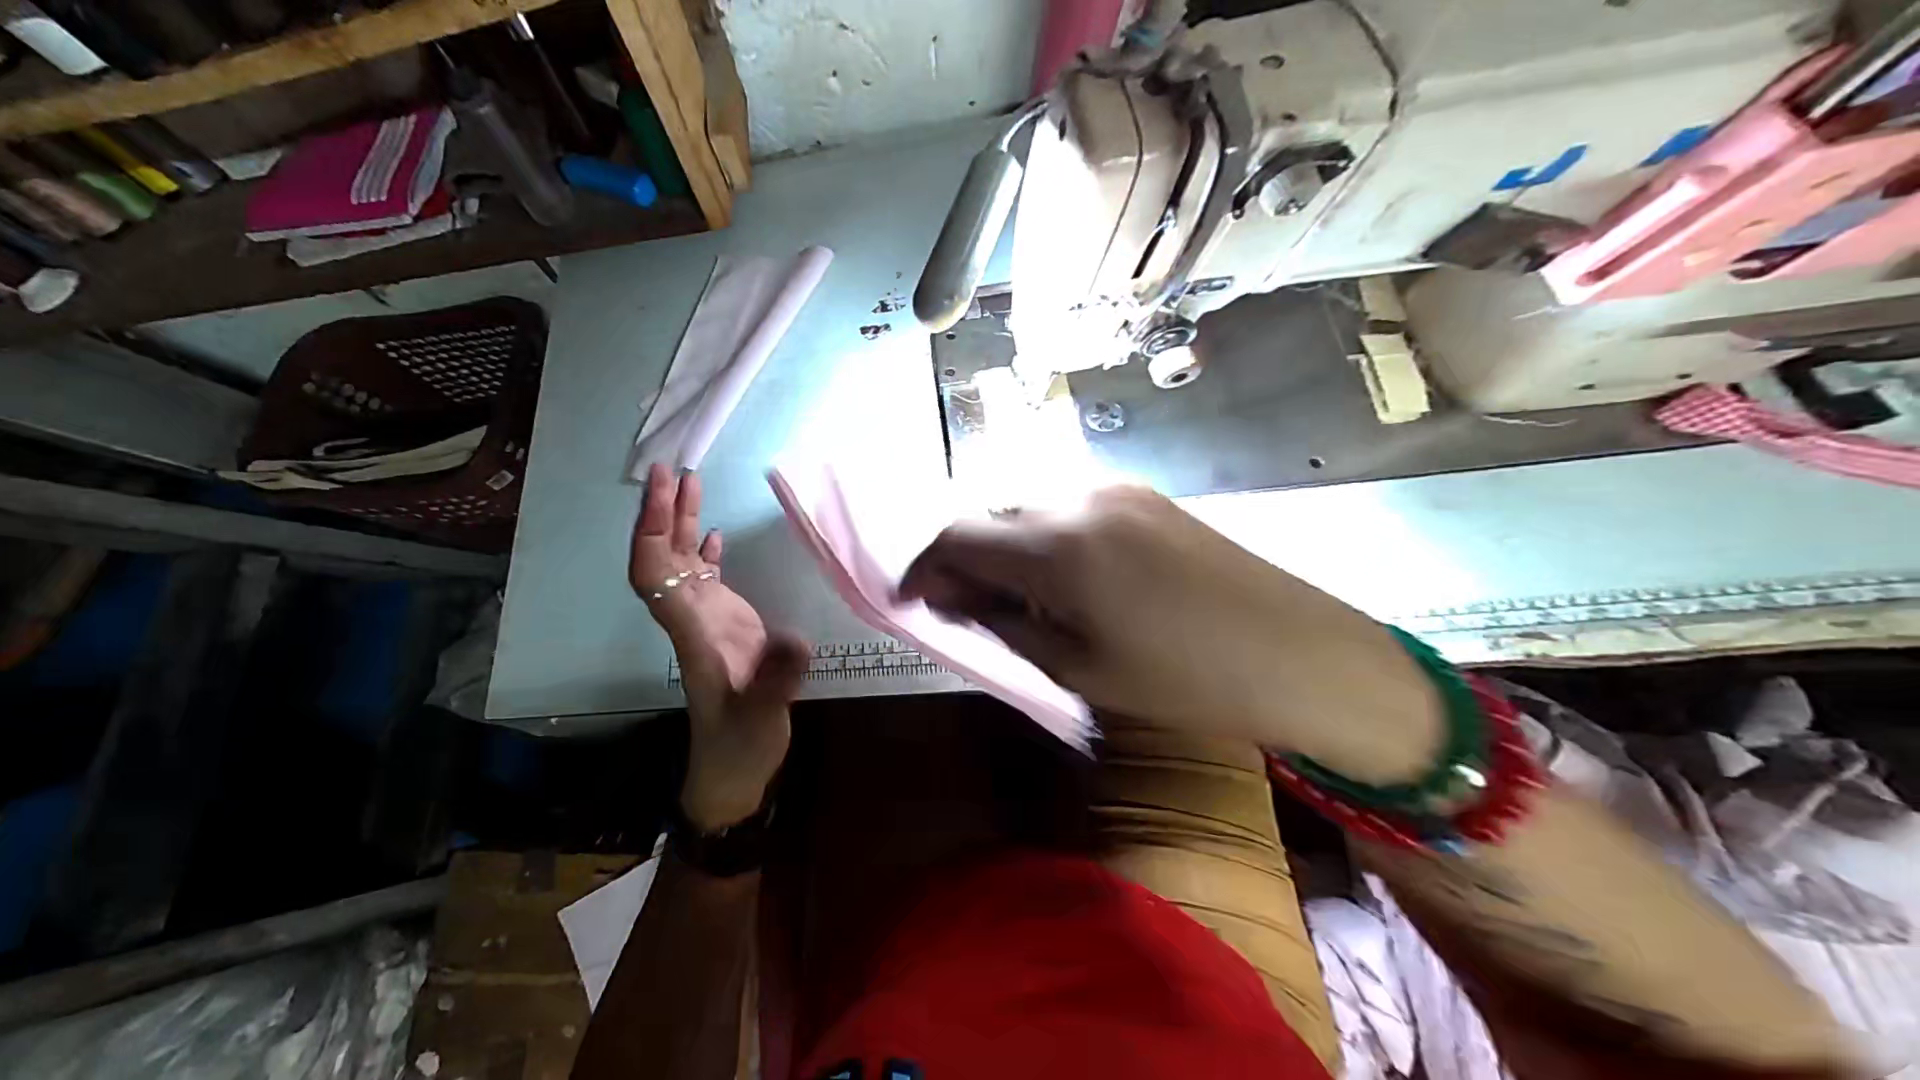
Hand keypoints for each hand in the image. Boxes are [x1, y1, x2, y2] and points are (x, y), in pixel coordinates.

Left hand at [633, 464, 808, 829]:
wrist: (731, 770)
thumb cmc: (741, 745)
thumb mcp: (761, 717)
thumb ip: (776, 681)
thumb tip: (797, 643)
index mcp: (692, 632)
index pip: (655, 575)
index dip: (651, 532)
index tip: (660, 490)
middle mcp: (690, 618)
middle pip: (661, 558)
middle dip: (660, 512)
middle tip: (671, 467)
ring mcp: (705, 621)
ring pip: (680, 564)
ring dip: (678, 522)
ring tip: (686, 481)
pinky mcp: (723, 627)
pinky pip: (703, 580)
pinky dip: (700, 551)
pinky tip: (709, 531)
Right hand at [898, 486, 1443, 783]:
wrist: (1302, 654)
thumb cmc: (1184, 680)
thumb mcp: (1078, 668)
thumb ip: (1003, 623)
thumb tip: (949, 596)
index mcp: (1056, 544)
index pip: (956, 536)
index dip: (923, 567)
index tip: (910, 601)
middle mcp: (1079, 496)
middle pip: (992, 516)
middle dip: (965, 560)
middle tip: (965, 610)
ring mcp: (1118, 489)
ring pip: (1030, 509)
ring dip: (1006, 548)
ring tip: (1015, 601)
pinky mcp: (1146, 496)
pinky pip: (1071, 508)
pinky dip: (1047, 539)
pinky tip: (1065, 579)